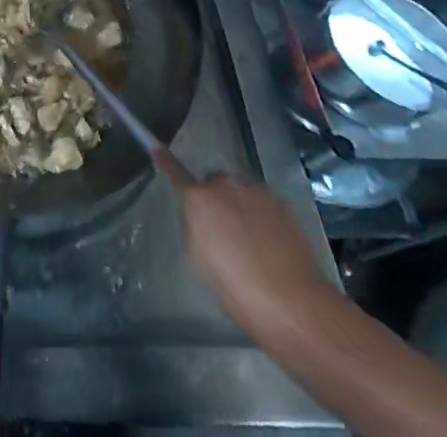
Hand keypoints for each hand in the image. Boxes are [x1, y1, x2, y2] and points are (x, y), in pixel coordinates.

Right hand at [171, 171, 330, 331]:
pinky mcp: (282, 201)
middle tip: (220, 229)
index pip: (177, 173)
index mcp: (200, 198)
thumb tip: (200, 214)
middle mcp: (227, 185)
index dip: (166, 161)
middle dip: (214, 197)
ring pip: (240, 190)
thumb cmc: (234, 285)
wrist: (289, 299)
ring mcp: (258, 190)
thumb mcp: (198, 257)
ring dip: (239, 204)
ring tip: (249, 239)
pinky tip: (268, 241)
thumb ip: (194, 225)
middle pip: (214, 181)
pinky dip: (260, 213)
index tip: (157, 147)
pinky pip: (262, 200)